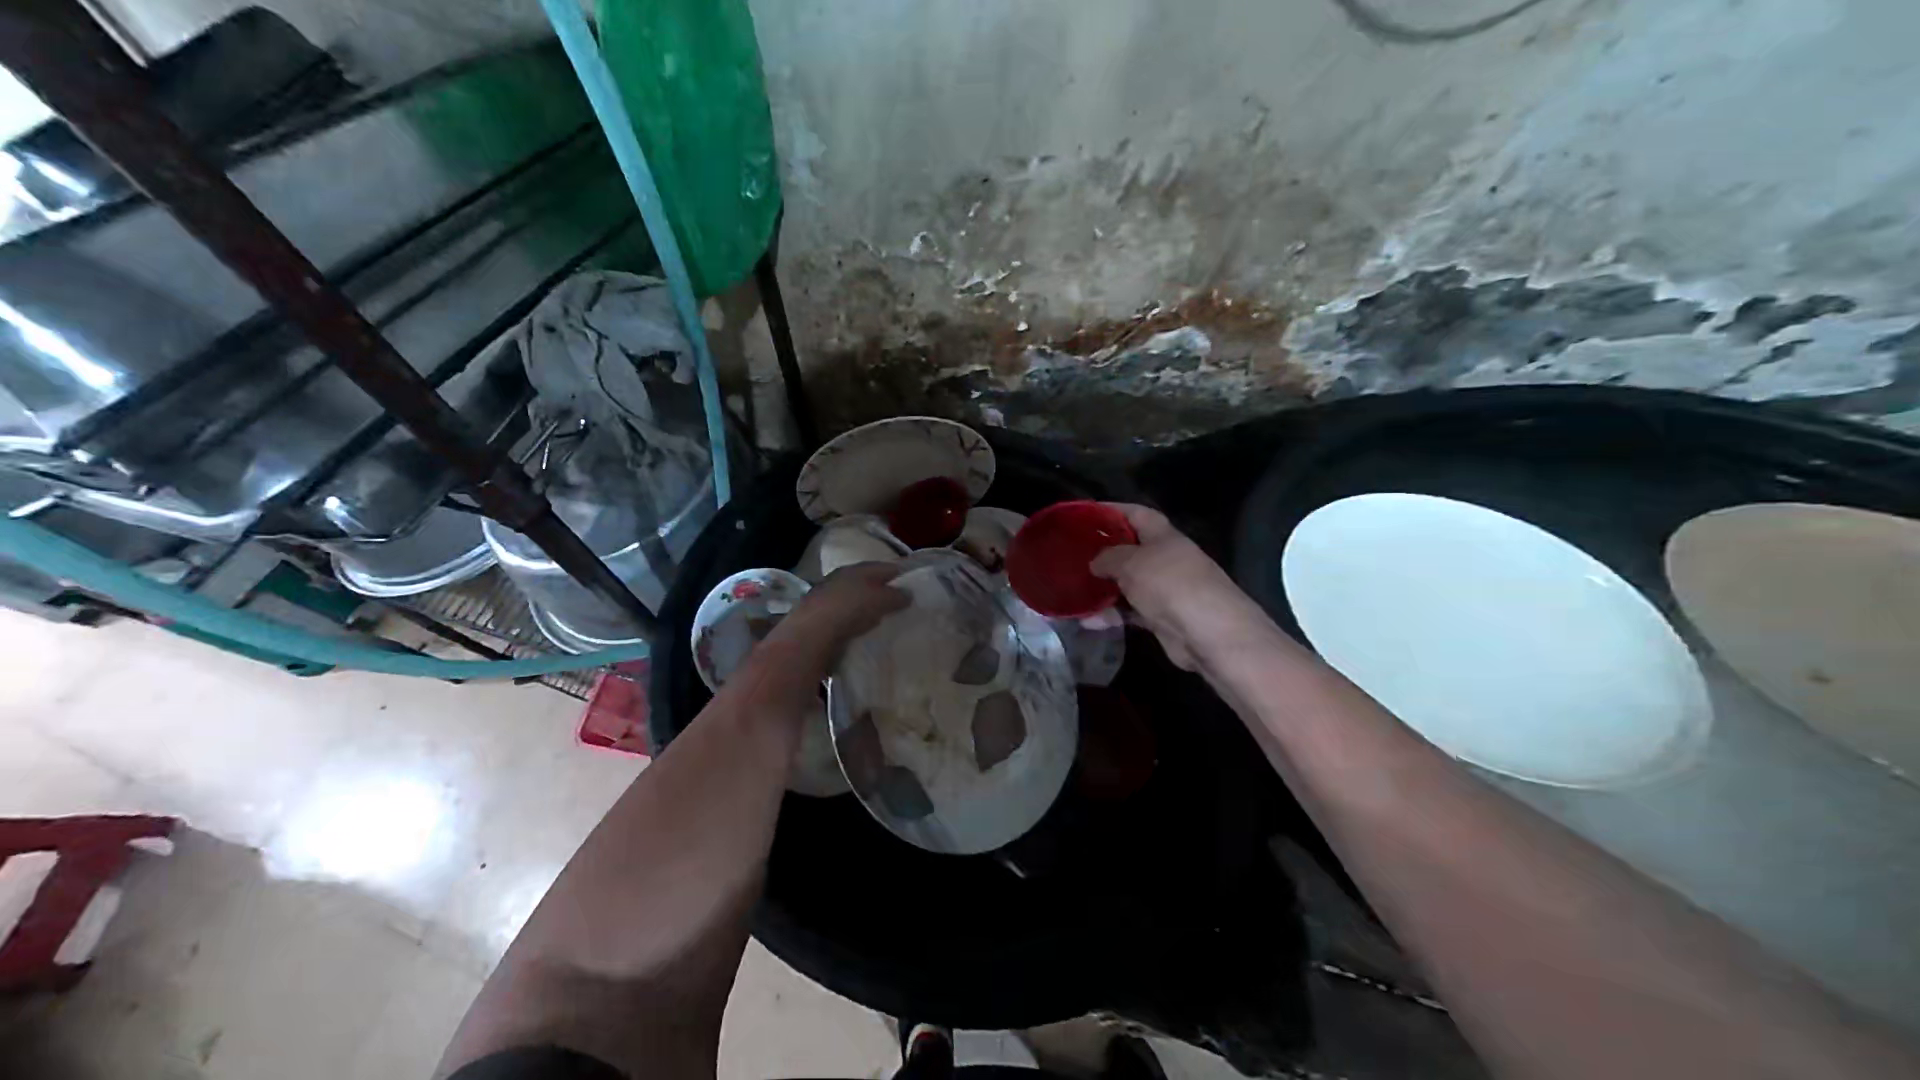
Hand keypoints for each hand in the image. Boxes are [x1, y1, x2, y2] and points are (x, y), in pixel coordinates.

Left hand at [765, 562, 907, 672]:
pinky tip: (861, 633)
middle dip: (881, 592)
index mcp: (854, 569)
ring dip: (866, 609)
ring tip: (883, 621)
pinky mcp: (817, 621)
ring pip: (853, 601)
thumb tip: (908, 594)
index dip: (898, 574)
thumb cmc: (849, 610)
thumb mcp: (880, 600)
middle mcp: (838, 579)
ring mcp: (825, 600)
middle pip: (866, 583)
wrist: (808, 636)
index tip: (913, 585)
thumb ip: (896, 596)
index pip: (882, 567)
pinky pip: (843, 619)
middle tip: (900, 604)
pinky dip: (853, 623)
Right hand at [1090, 503, 1255, 670]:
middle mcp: (1166, 559)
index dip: (1112, 511)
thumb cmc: (1169, 583)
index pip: (1137, 514)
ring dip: (1104, 588)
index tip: (1085, 514)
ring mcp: (1165, 590)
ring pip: (1128, 583)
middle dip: (1104, 552)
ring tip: (1075, 589)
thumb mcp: (1131, 563)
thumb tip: (1094, 562)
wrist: (1208, 632)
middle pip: (1131, 550)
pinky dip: (1111, 615)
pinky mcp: (1161, 618)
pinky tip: (1088, 621)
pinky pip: (1130, 612)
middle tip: (1074, 554)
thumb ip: (1108, 558)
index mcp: (1163, 536)